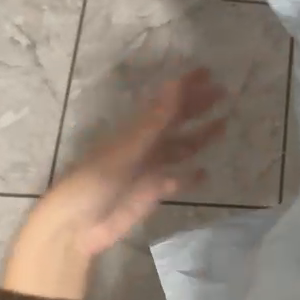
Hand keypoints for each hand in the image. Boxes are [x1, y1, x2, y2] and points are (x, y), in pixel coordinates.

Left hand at [2, 69, 226, 299]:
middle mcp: (145, 145)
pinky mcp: (152, 193)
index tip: (208, 72)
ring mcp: (149, 169)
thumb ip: (154, 120)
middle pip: (176, 121)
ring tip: (223, 125)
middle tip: (224, 93)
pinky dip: (190, 176)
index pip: (166, 101)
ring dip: (200, 136)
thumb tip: (175, 84)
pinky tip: (204, 173)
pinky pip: (176, 180)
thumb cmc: (93, 183)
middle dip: (198, 107)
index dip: (185, 86)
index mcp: (135, 130)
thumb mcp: (126, 150)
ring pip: (180, 148)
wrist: (75, 227)